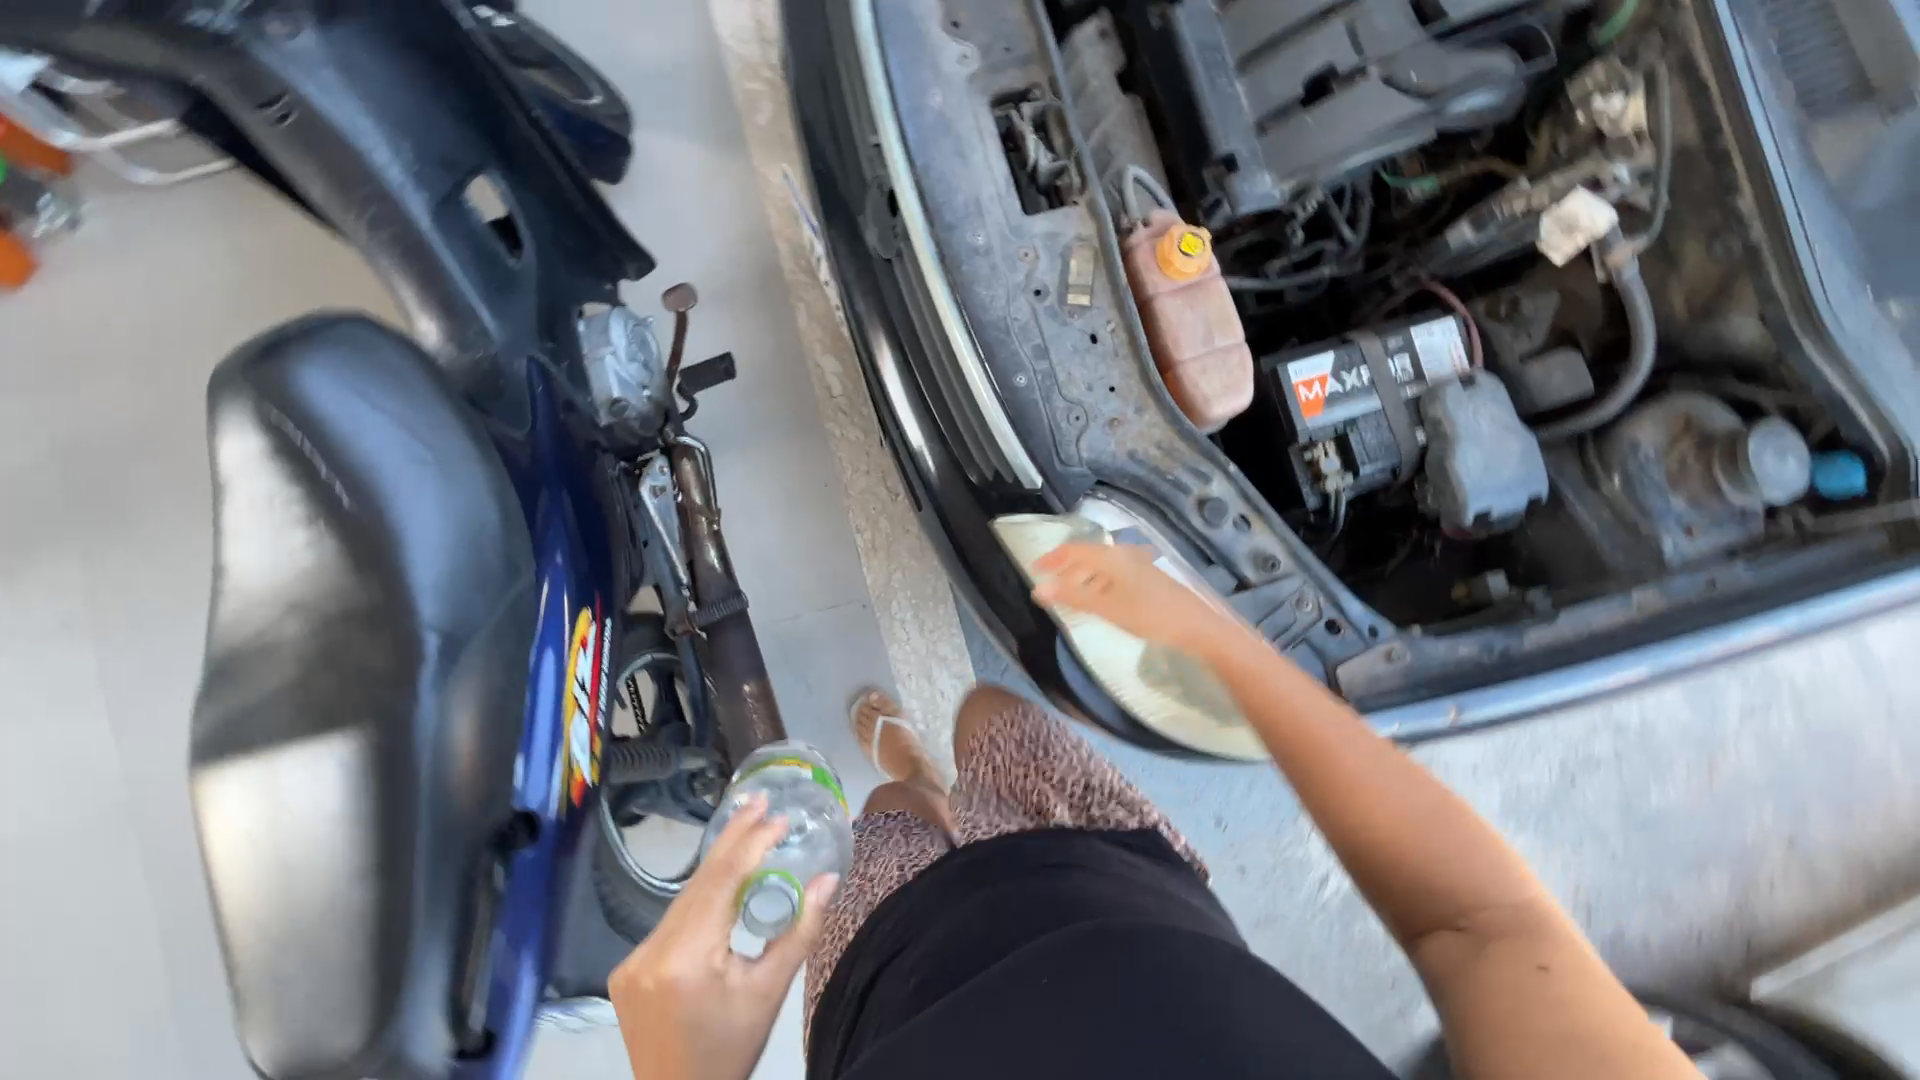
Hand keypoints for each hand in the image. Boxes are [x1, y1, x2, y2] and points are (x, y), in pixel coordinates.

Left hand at [609, 793, 838, 1079]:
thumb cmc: (731, 1049)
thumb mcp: (770, 992)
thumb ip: (799, 931)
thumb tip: (828, 879)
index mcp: (685, 959)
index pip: (721, 883)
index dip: (750, 843)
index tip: (777, 815)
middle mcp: (650, 952)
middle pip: (699, 882)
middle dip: (732, 839)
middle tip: (760, 800)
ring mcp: (633, 959)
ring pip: (685, 898)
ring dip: (719, 865)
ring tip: (749, 828)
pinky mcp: (629, 966)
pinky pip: (673, 918)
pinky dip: (702, 895)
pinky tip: (723, 878)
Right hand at [1031, 542, 1254, 660]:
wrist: (1196, 627)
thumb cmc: (1150, 615)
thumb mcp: (1107, 608)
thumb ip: (1073, 597)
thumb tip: (1038, 589)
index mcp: (1112, 558)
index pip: (1074, 550)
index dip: (1052, 559)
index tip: (1034, 571)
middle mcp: (1124, 556)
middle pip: (1087, 558)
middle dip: (1066, 572)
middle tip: (1050, 592)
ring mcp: (1137, 567)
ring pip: (1101, 568)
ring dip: (1082, 581)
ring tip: (1070, 600)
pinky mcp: (1146, 580)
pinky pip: (1113, 577)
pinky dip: (1098, 587)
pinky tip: (1099, 604)